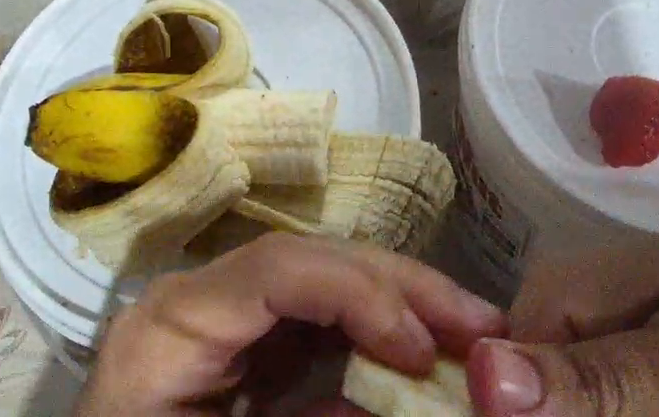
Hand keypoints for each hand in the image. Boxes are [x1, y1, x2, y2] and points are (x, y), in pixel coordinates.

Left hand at [77, 233, 507, 416]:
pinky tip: (430, 350)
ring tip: (476, 329)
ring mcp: (234, 315)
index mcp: (175, 324)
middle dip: (405, 288)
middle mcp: (207, 297)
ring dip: (408, 302)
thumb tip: (393, 398)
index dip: (358, 292)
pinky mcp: (256, 341)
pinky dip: (383, 335)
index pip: (277, 267)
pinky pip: (329, 323)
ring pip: (335, 281)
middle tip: (483, 325)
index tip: (422, 350)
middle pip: (318, 261)